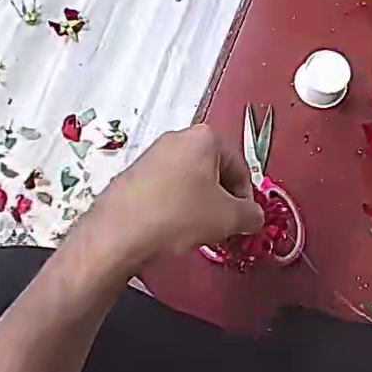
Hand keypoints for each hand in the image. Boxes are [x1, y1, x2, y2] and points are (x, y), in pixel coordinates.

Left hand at [77, 124, 263, 267]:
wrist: (118, 233)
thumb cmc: (179, 215)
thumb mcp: (229, 218)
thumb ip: (252, 215)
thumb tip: (253, 217)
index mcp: (205, 137)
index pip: (240, 169)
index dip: (246, 199)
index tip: (243, 221)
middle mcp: (178, 138)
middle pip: (215, 172)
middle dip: (222, 201)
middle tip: (222, 227)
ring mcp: (153, 155)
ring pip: (190, 181)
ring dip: (200, 205)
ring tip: (196, 231)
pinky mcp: (134, 174)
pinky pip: (167, 189)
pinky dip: (176, 207)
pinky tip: (172, 229)